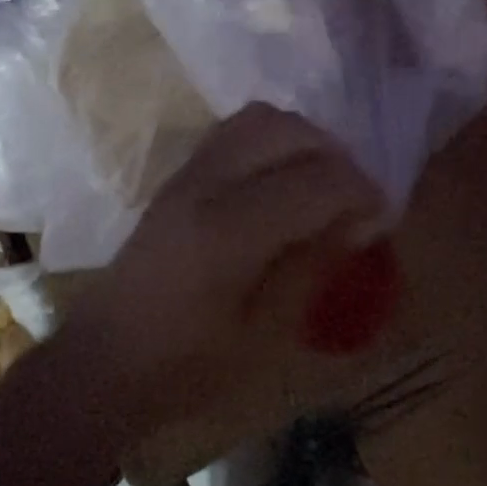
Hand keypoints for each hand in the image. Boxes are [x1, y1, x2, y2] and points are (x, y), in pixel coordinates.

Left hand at [66, 103, 385, 437]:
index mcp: (230, 231)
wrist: (105, 361)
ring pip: (259, 119)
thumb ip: (313, 267)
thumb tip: (357, 222)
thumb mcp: (265, 334)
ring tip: (321, 182)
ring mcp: (187, 174)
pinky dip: (272, 142)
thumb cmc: (188, 366)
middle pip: (287, 130)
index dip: (361, 191)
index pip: (316, 180)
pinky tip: (282, 182)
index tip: (381, 216)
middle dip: (335, 155)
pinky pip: (235, 133)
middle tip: (355, 196)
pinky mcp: (176, 177)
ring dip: (302, 140)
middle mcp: (207, 186)